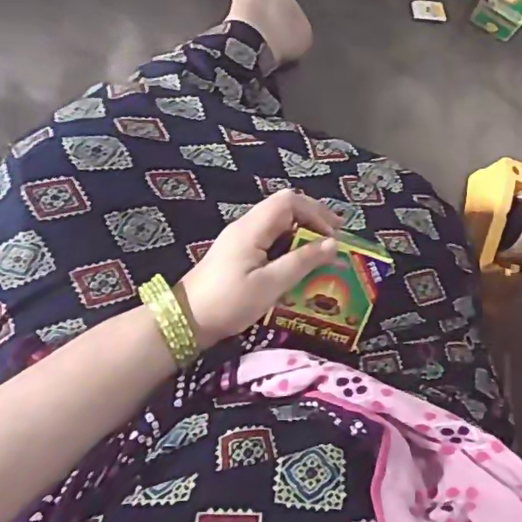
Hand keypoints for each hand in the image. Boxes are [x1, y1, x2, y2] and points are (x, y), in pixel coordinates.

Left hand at [178, 189, 342, 345]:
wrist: (186, 320)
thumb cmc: (228, 302)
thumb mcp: (270, 284)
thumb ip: (302, 262)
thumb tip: (333, 244)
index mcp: (252, 228)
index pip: (289, 201)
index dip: (316, 212)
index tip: (335, 234)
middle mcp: (246, 227)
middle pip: (284, 208)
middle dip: (313, 220)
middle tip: (335, 239)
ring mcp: (240, 240)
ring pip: (277, 224)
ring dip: (302, 234)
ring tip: (322, 252)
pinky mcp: (237, 254)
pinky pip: (269, 240)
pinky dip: (289, 246)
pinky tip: (298, 264)